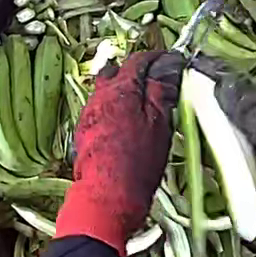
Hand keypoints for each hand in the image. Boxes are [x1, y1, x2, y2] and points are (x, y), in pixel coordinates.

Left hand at [55, 49, 186, 252]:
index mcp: (120, 89)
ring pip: (107, 91)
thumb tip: (168, 66)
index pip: (138, 59)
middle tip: (156, 80)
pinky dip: (116, 108)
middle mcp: (99, 96)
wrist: (106, 199)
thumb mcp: (159, 124)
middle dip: (136, 71)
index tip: (170, 60)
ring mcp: (89, 114)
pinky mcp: (85, 132)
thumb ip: (161, 92)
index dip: (156, 57)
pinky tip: (128, 123)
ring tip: (144, 103)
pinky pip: (101, 109)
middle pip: (117, 72)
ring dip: (124, 91)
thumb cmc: (136, 163)